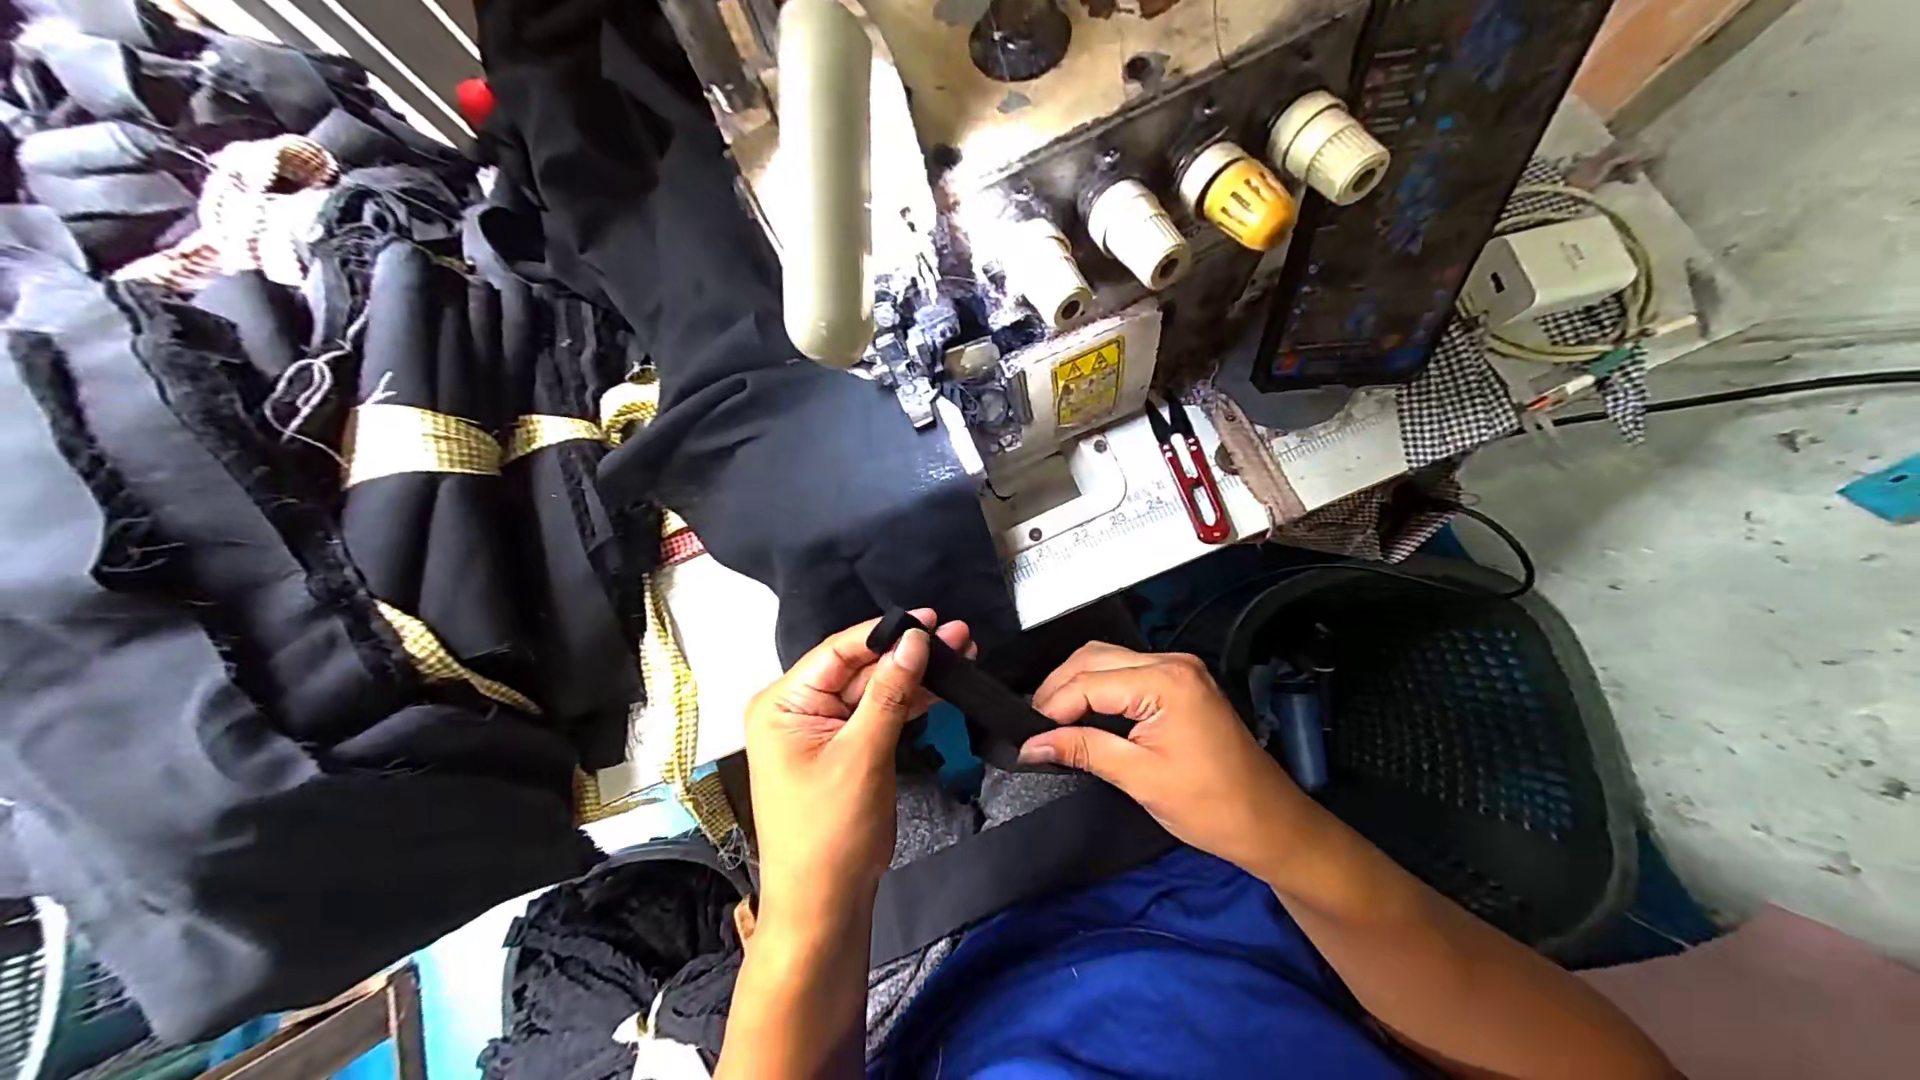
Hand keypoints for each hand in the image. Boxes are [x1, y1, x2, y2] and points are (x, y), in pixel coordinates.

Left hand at [744, 609, 971, 926]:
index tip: (929, 618)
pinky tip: (940, 686)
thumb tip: (913, 640)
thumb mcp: (862, 755)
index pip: (838, 651)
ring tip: (960, 652)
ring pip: (874, 689)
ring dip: (915, 675)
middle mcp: (798, 709)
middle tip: (955, 635)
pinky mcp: (844, 747)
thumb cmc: (830, 835)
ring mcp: (822, 729)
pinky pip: (877, 714)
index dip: (885, 633)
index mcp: (783, 703)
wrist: (824, 906)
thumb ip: (889, 692)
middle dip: (908, 653)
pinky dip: (908, 702)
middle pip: (860, 668)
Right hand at [1017, 642, 1310, 879]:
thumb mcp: (1140, 778)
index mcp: (1166, 681)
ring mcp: (1178, 670)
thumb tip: (1033, 745)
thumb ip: (1083, 750)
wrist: (1272, 824)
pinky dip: (1097, 688)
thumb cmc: (1214, 807)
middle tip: (1035, 726)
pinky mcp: (1179, 683)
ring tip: (1052, 720)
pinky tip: (1082, 712)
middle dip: (1058, 688)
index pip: (1089, 681)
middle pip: (1094, 658)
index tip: (1028, 738)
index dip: (1052, 708)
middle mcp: (1172, 663)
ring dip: (1075, 685)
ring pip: (1107, 659)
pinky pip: (1125, 672)